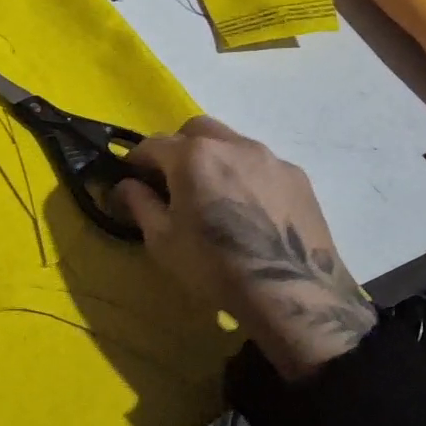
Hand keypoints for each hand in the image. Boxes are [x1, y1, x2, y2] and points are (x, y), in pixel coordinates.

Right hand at [115, 117, 374, 380]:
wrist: (294, 294)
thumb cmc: (215, 266)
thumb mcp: (162, 240)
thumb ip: (139, 203)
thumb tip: (126, 185)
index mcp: (192, 155)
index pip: (151, 144)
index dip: (136, 161)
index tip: (133, 180)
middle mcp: (231, 144)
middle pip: (194, 131)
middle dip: (178, 149)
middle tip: (175, 182)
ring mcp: (270, 158)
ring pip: (230, 143)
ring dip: (214, 159)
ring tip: (215, 195)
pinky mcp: (299, 177)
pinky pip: (260, 164)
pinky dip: (245, 175)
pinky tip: (249, 209)